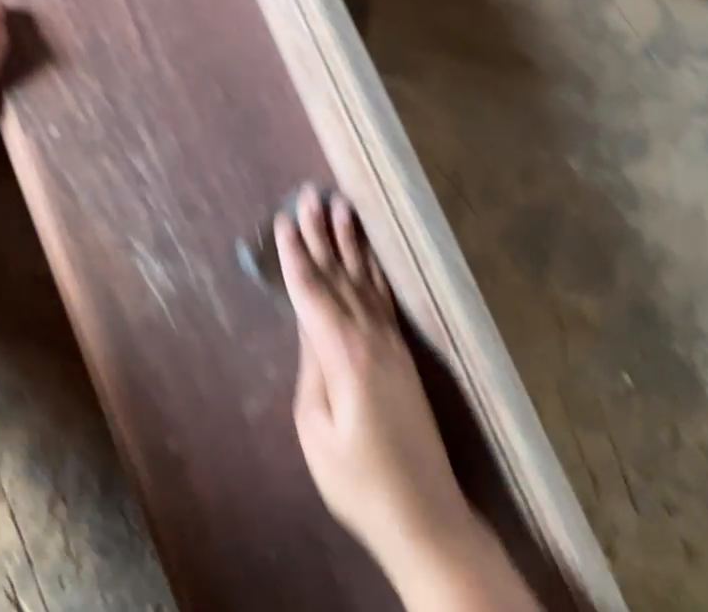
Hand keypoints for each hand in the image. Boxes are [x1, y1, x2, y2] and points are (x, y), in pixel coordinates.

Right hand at [277, 186, 476, 571]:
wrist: (422, 513)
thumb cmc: (356, 479)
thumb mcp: (316, 428)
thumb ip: (311, 370)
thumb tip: (310, 328)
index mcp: (344, 354)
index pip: (313, 291)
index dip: (296, 254)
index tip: (284, 218)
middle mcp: (372, 338)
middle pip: (340, 275)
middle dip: (322, 234)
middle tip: (311, 194)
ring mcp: (393, 345)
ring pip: (366, 281)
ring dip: (351, 243)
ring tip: (342, 207)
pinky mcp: (404, 357)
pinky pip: (384, 300)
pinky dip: (373, 272)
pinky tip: (368, 258)